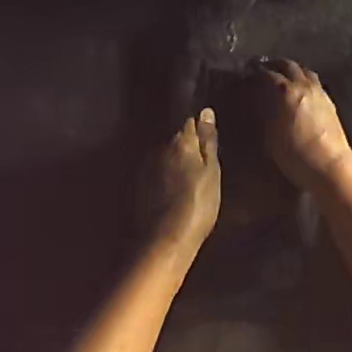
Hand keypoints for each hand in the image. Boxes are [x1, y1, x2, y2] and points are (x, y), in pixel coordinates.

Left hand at [145, 109, 219, 248]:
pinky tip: (172, 191)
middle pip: (176, 139)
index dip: (199, 131)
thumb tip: (206, 111)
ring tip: (186, 178)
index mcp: (181, 141)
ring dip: (174, 162)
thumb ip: (208, 140)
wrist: (166, 241)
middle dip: (186, 146)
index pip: (190, 124)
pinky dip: (164, 178)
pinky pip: (157, 174)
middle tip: (199, 163)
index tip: (207, 141)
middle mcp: (161, 148)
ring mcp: (148, 168)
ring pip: (165, 157)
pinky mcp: (140, 187)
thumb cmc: (198, 203)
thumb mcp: (211, 171)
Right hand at [256, 59, 351, 187]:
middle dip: (276, 64)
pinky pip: (315, 82)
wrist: (330, 165)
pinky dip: (305, 80)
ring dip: (293, 69)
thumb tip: (262, 104)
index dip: (257, 71)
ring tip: (285, 74)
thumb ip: (266, 115)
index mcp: (286, 92)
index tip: (250, 70)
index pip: (269, 74)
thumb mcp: (271, 136)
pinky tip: (302, 89)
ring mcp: (319, 92)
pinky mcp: (330, 101)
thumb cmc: (295, 155)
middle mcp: (303, 86)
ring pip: (305, 71)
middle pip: (289, 65)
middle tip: (266, 67)